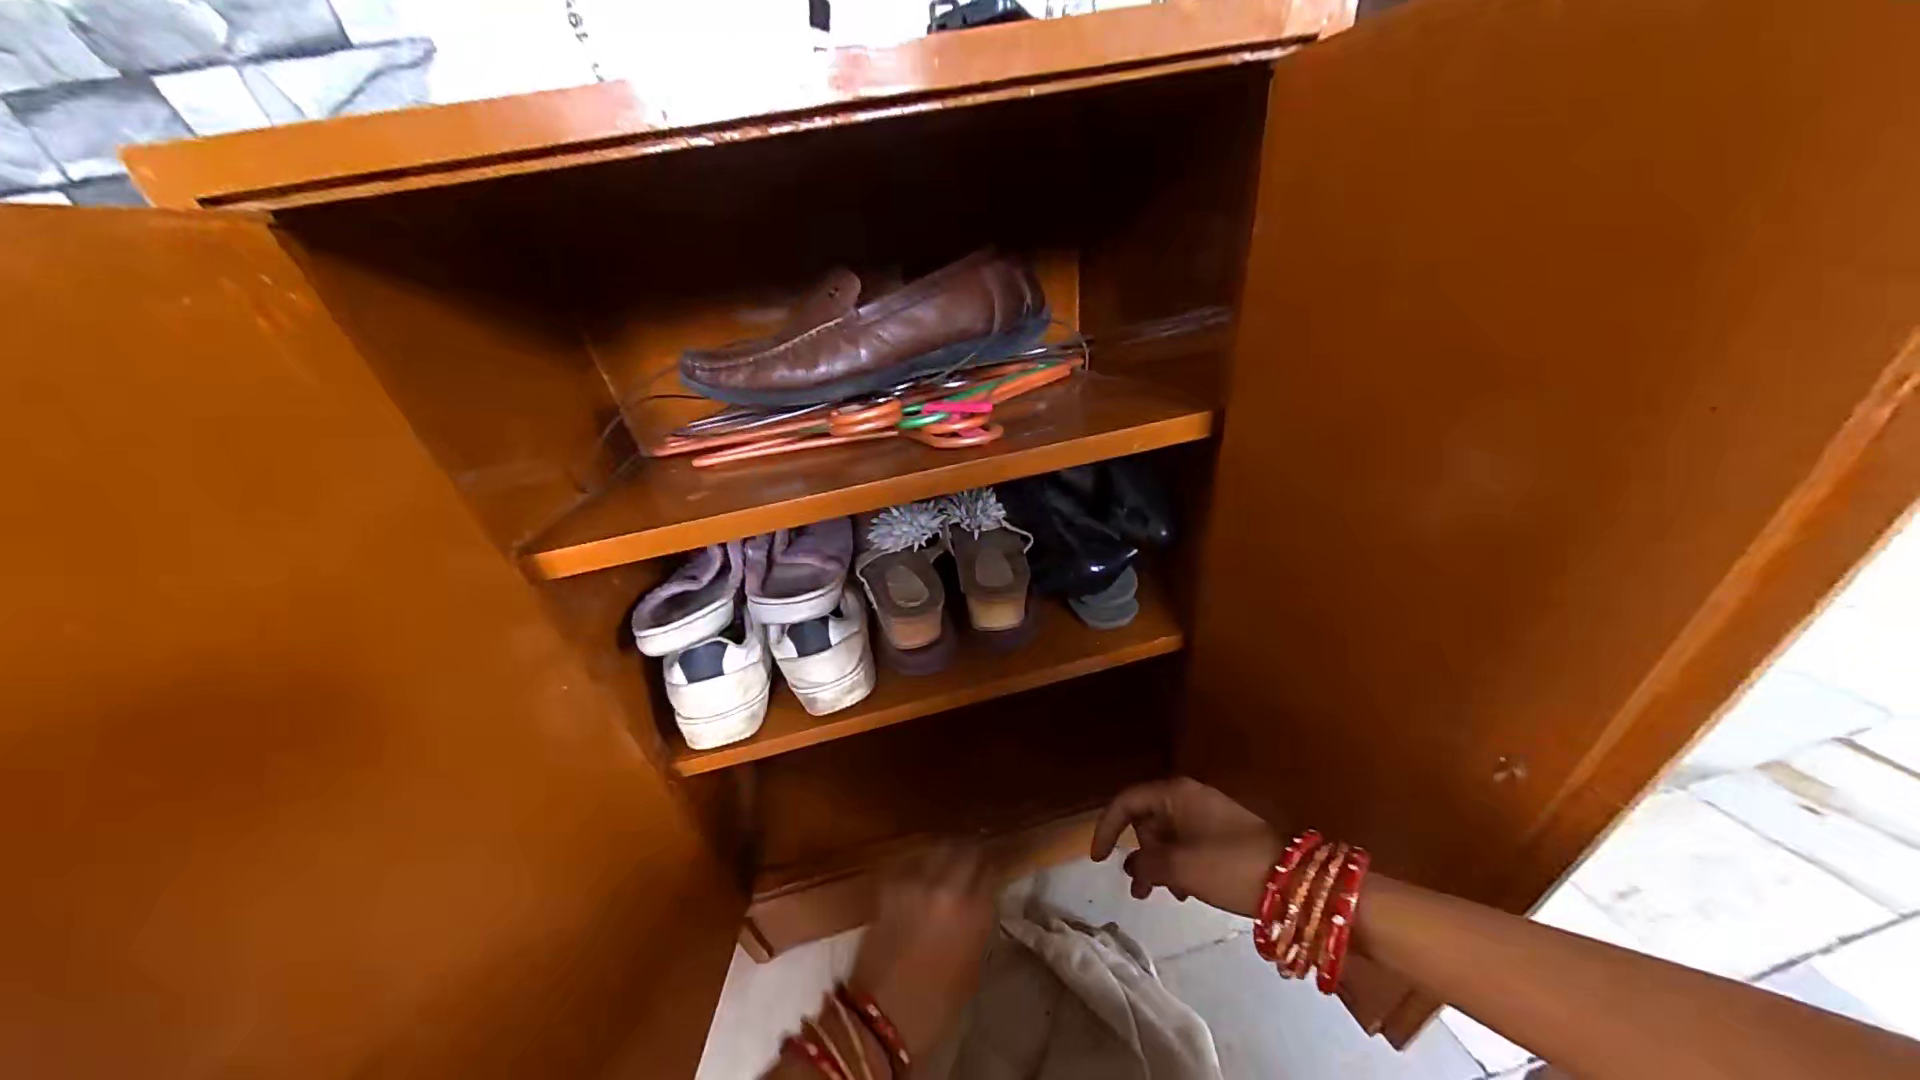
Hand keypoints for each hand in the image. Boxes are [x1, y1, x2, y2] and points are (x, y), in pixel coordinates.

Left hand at [847, 844, 995, 1058]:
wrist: (880, 1019)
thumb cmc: (934, 1006)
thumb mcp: (971, 969)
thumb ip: (978, 929)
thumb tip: (980, 906)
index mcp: (975, 912)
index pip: (990, 870)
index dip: (991, 869)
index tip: (990, 872)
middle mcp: (948, 889)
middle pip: (965, 852)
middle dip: (970, 855)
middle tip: (970, 862)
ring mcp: (916, 884)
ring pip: (937, 849)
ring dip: (944, 853)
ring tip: (946, 861)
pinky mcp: (889, 887)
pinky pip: (909, 862)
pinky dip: (918, 863)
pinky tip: (919, 872)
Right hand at [1091, 777, 1283, 917]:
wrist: (1293, 881)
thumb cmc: (1227, 865)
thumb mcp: (1178, 867)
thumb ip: (1145, 865)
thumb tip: (1133, 868)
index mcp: (1174, 793)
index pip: (1126, 802)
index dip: (1107, 828)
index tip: (1098, 859)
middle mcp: (1189, 796)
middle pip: (1147, 820)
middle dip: (1139, 854)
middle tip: (1141, 889)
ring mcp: (1208, 814)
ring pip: (1167, 836)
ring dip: (1159, 864)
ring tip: (1164, 895)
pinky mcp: (1224, 834)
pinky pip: (1187, 844)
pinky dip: (1179, 865)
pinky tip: (1187, 892)